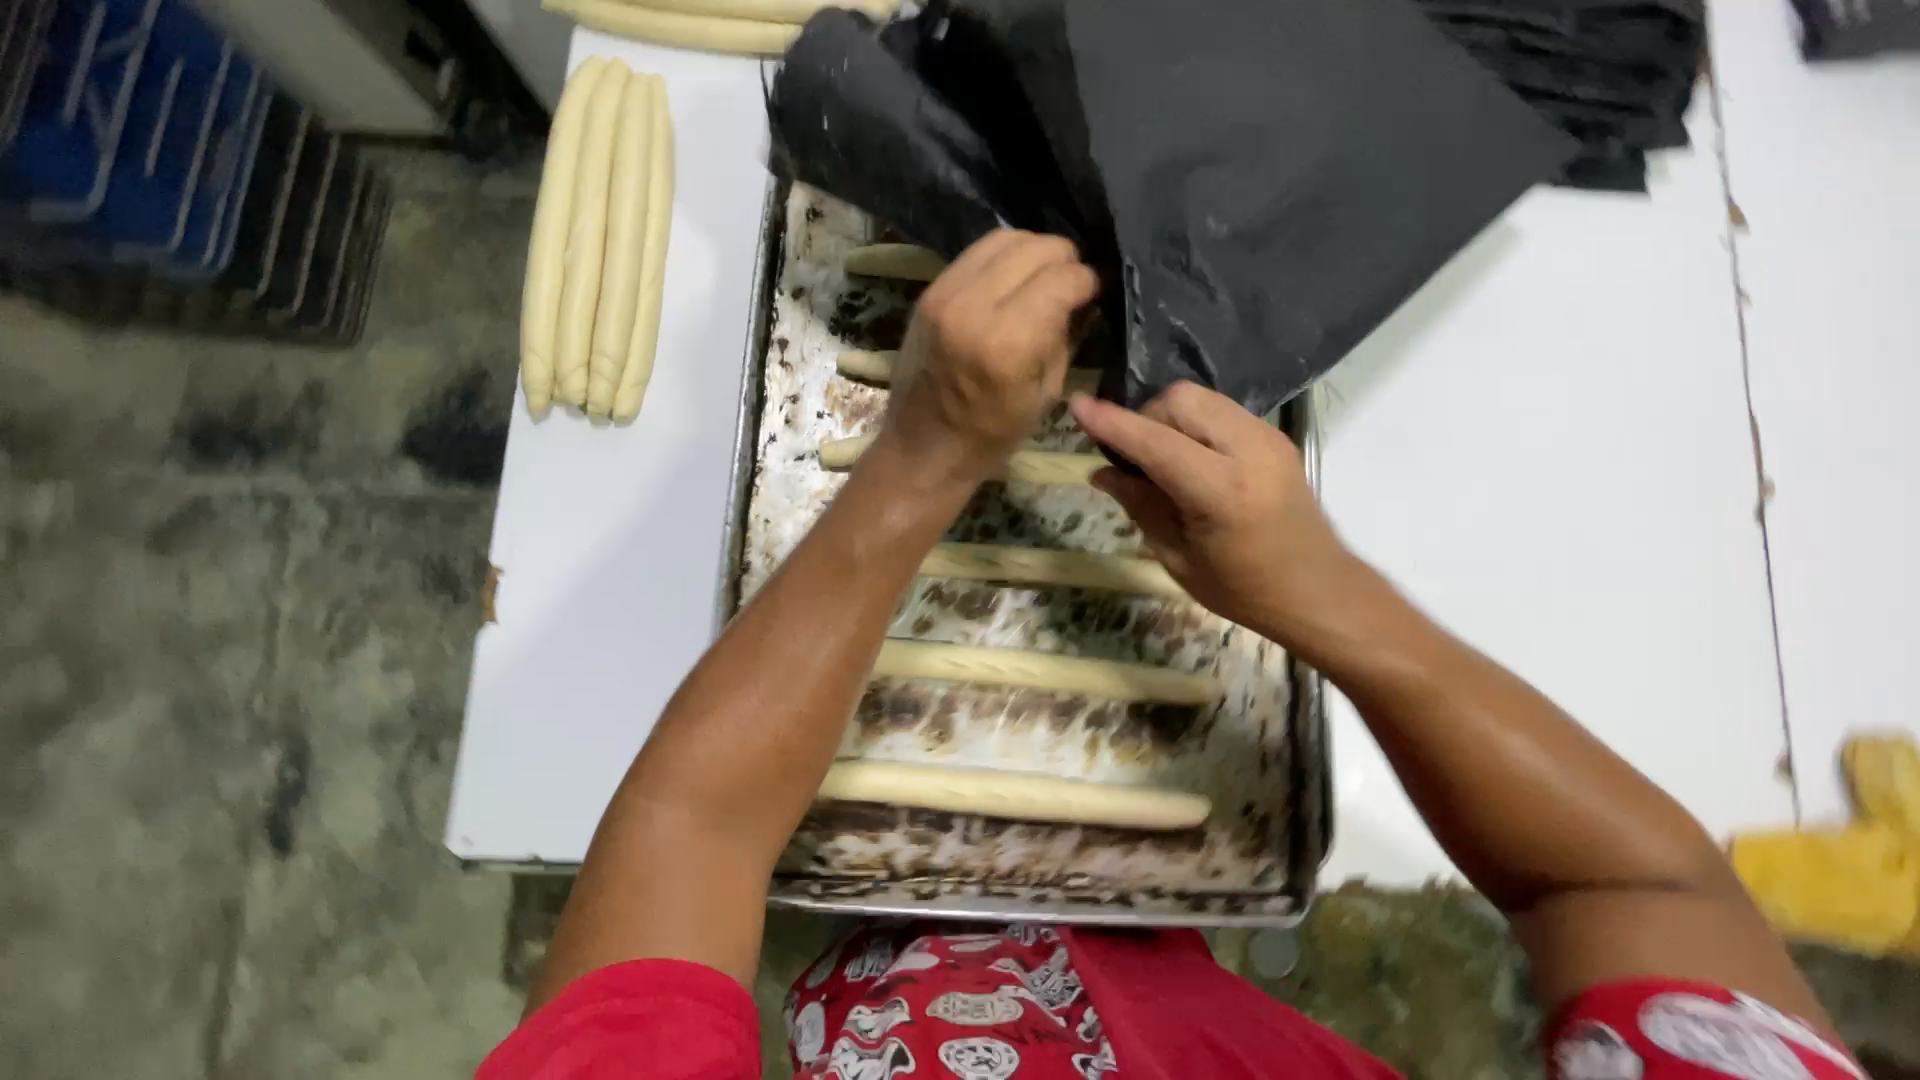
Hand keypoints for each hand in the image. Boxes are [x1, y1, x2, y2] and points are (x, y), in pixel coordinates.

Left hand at [878, 231, 1098, 484]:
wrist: (923, 448)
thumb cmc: (991, 436)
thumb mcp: (1046, 393)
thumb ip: (1066, 335)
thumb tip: (1087, 297)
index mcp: (1008, 343)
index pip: (1064, 278)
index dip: (1090, 280)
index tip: (1099, 291)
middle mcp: (973, 307)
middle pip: (1037, 248)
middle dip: (1066, 260)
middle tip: (1074, 284)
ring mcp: (945, 294)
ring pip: (1005, 238)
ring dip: (1034, 252)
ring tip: (1045, 277)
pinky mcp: (929, 291)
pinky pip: (977, 253)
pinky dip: (1003, 258)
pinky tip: (1014, 280)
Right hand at [1069, 382, 1356, 639]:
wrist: (1318, 590)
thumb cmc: (1243, 588)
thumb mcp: (1177, 557)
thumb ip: (1140, 505)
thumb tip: (1102, 472)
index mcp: (1222, 491)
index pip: (1155, 442)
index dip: (1112, 423)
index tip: (1077, 406)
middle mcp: (1249, 451)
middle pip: (1180, 401)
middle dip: (1146, 419)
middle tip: (1135, 460)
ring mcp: (1268, 438)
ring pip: (1200, 399)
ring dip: (1169, 420)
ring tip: (1162, 461)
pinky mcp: (1275, 436)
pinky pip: (1220, 410)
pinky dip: (1193, 424)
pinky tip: (1191, 460)